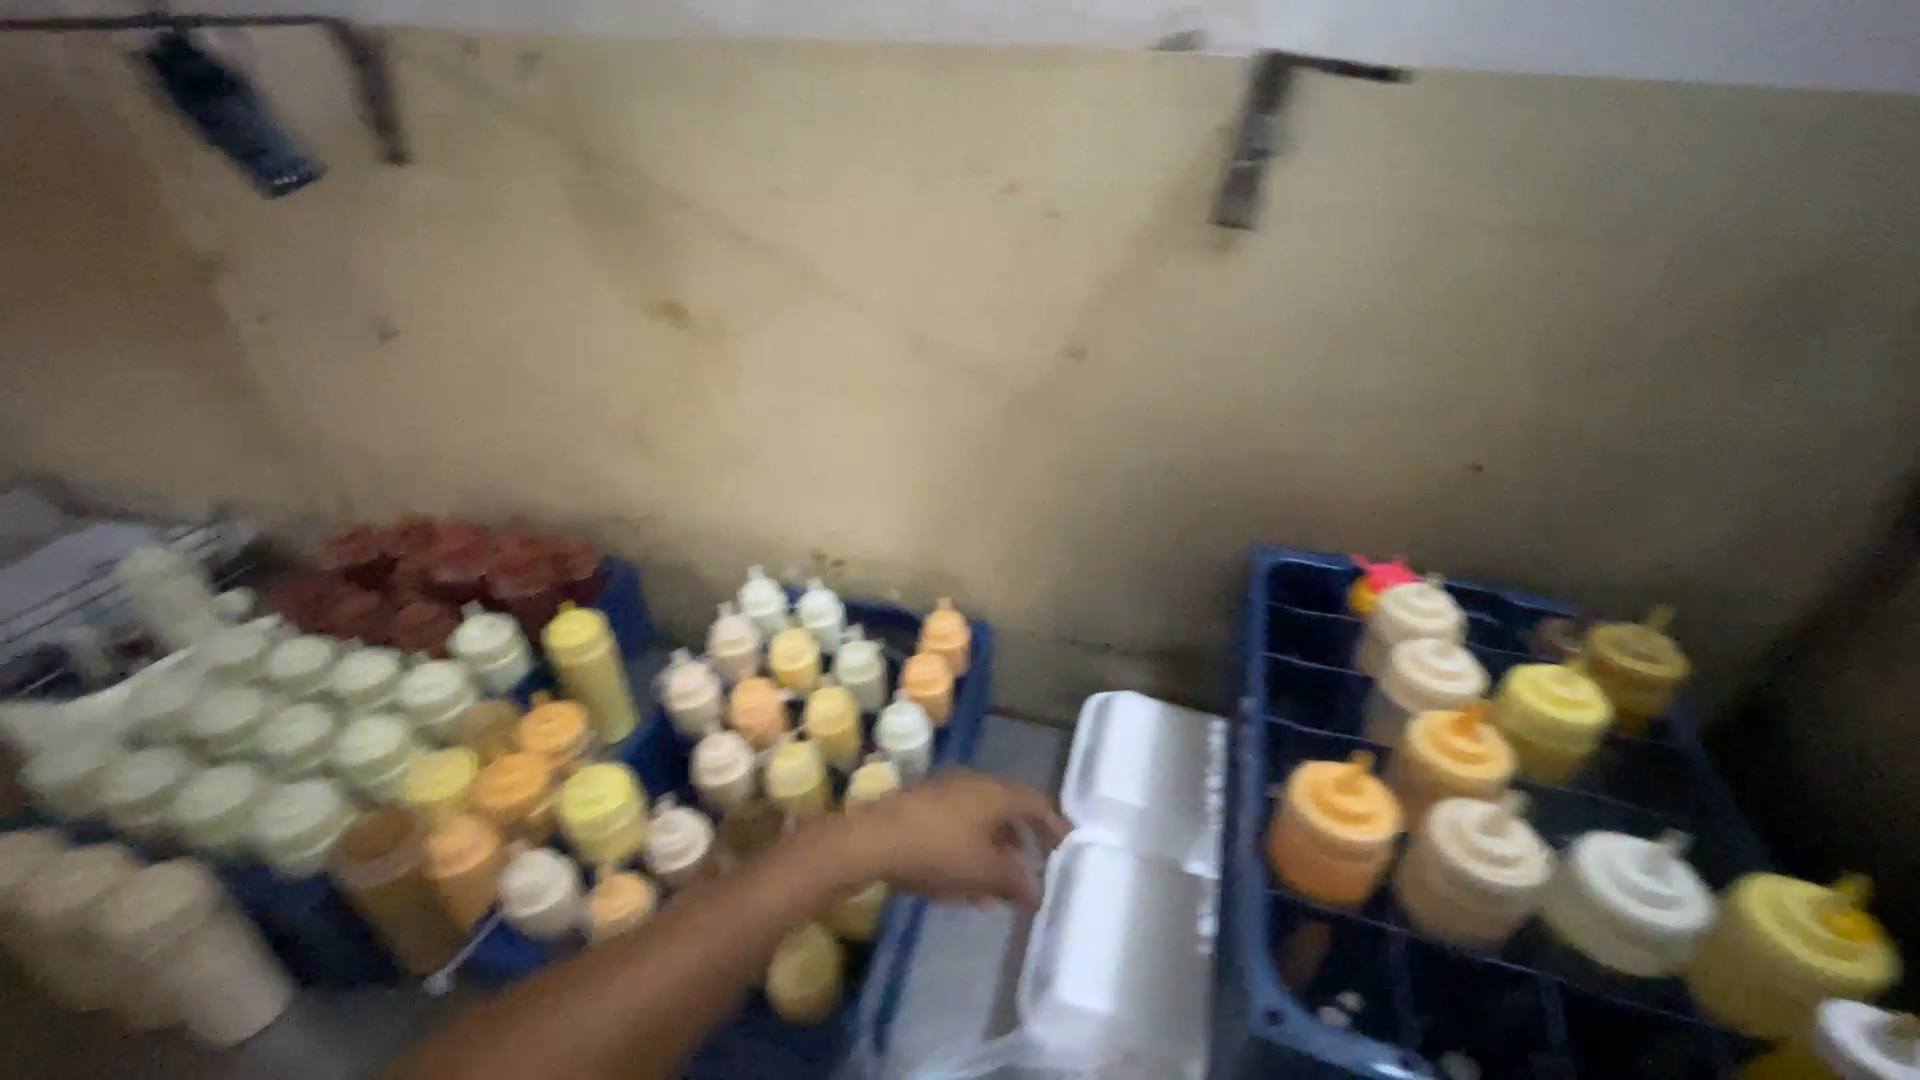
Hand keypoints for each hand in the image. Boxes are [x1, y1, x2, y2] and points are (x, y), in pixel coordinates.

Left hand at [837, 770, 1070, 909]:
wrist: (871, 839)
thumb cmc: (939, 850)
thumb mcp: (985, 873)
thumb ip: (1016, 882)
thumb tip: (1036, 893)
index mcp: (997, 792)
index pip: (1037, 802)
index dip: (1054, 824)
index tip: (1065, 845)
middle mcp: (974, 782)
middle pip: (1008, 810)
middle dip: (1019, 843)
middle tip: (1026, 872)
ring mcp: (943, 790)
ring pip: (979, 820)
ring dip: (991, 851)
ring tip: (991, 889)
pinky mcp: (919, 803)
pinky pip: (955, 825)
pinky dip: (966, 849)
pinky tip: (958, 882)